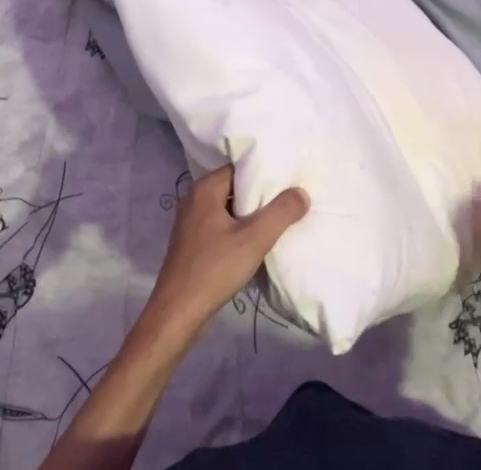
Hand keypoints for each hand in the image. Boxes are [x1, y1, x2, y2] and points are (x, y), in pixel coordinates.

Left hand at [145, 165, 308, 335]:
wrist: (178, 313)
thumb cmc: (214, 269)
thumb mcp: (255, 239)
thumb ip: (281, 212)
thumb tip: (302, 192)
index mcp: (204, 189)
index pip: (239, 167)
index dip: (264, 172)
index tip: (288, 179)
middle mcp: (194, 199)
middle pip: (234, 187)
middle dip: (260, 194)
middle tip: (289, 198)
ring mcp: (190, 223)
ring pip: (228, 208)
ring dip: (250, 214)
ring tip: (279, 218)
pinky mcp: (192, 243)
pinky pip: (221, 226)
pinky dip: (238, 229)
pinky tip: (257, 241)